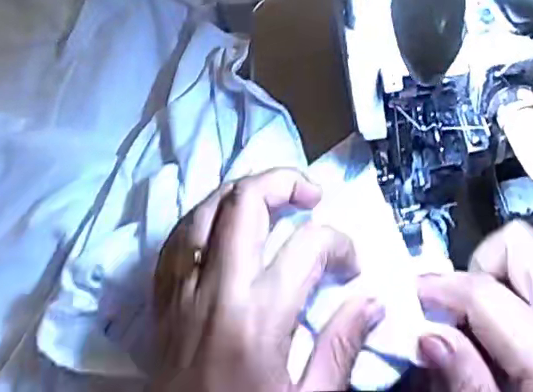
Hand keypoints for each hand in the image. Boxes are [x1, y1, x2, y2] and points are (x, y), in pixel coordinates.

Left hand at [152, 168, 383, 391]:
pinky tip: (227, 229)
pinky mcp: (160, 311)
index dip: (341, 245)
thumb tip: (372, 300)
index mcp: (257, 319)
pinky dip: (204, 222)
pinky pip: (176, 244)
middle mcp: (215, 294)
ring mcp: (181, 298)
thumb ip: (340, 348)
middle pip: (246, 202)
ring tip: (273, 201)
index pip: (309, 244)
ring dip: (243, 194)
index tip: (351, 267)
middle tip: (313, 198)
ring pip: (205, 210)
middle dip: (286, 183)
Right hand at [415, 221, 532, 391]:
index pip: (484, 288)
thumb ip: (468, 383)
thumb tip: (429, 334)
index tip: (413, 297)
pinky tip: (520, 341)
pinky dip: (532, 294)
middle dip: (481, 268)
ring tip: (487, 331)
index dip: (441, 288)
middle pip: (519, 242)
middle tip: (460, 317)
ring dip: (506, 278)